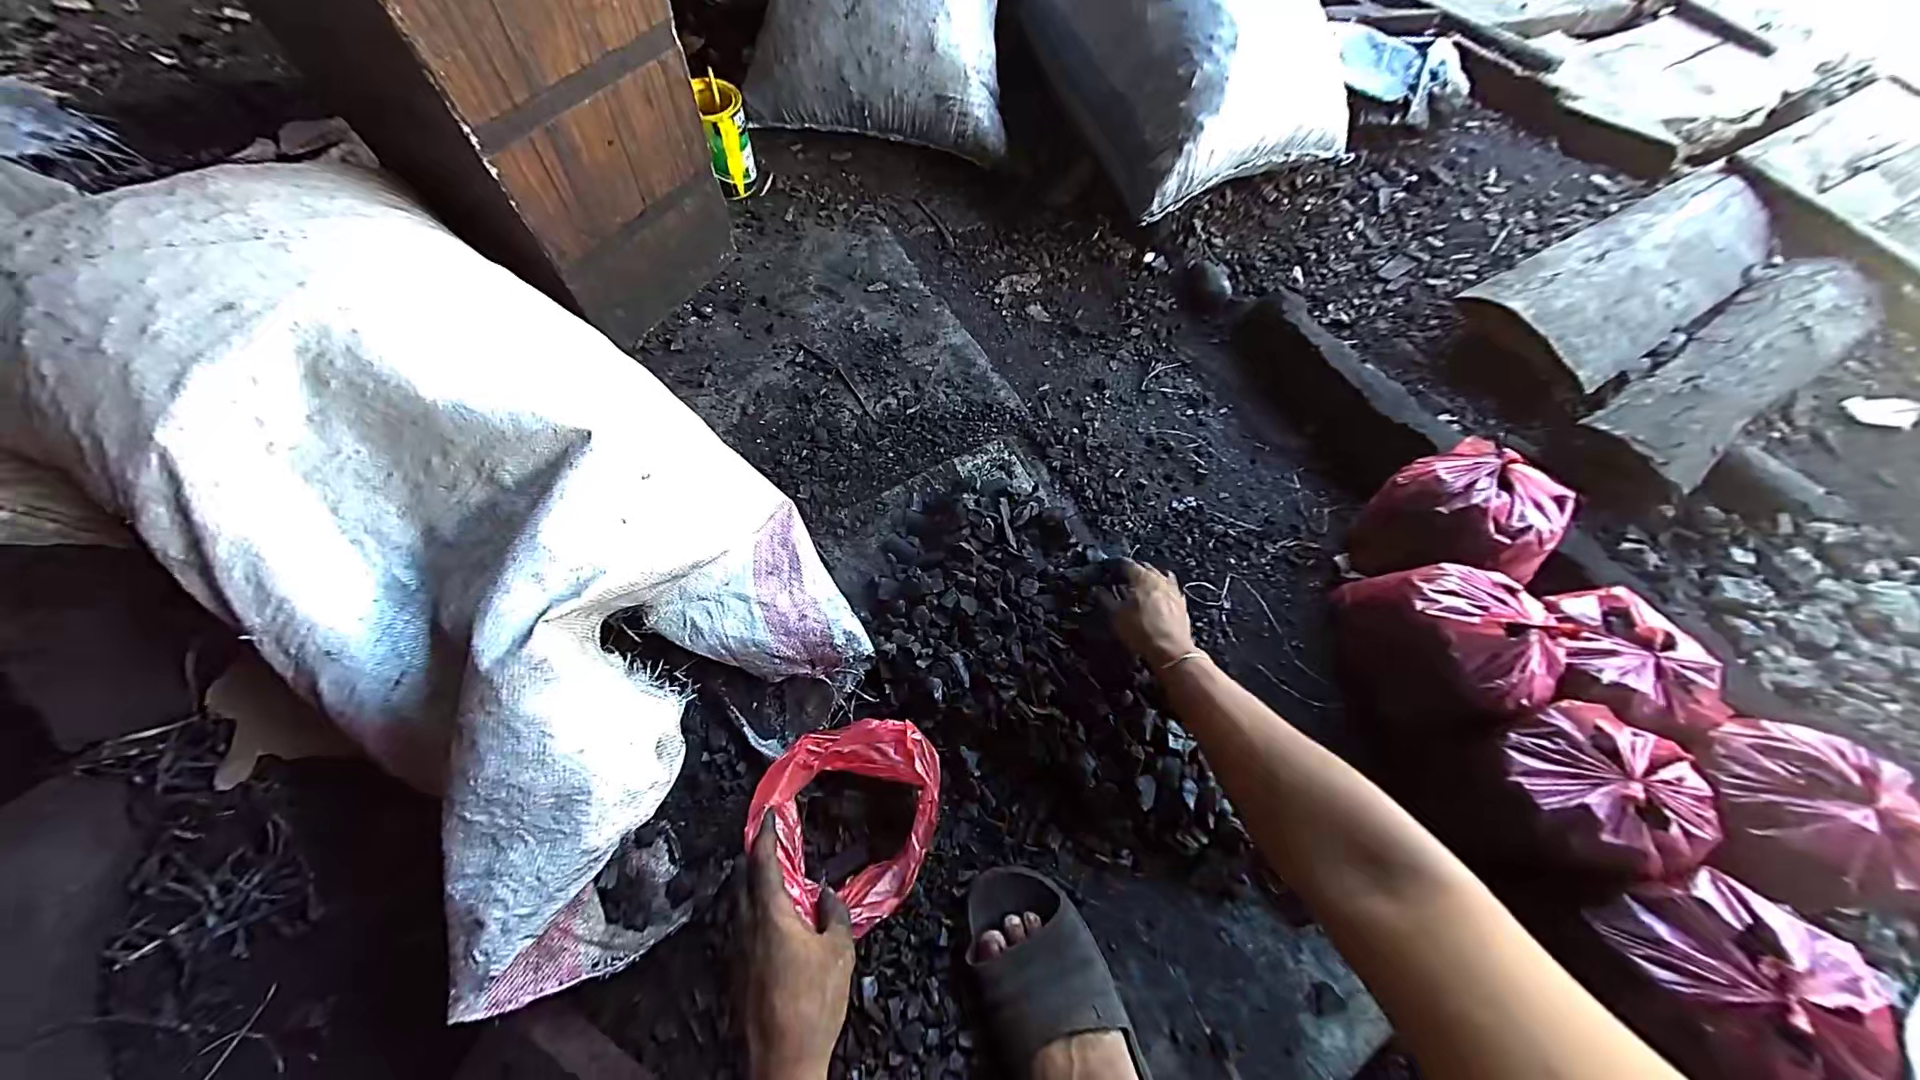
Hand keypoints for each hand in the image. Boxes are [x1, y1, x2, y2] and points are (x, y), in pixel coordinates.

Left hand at [741, 812, 853, 1079]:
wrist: (783, 1062)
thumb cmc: (814, 1004)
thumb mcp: (839, 952)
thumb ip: (834, 913)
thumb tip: (825, 893)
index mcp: (771, 915)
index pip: (762, 862)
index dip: (765, 834)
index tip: (769, 814)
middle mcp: (747, 927)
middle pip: (744, 878)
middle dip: (756, 853)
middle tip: (771, 837)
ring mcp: (738, 950)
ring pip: (741, 901)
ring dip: (755, 880)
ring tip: (774, 870)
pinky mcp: (737, 971)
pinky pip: (743, 923)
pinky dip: (756, 906)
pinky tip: (774, 915)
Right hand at [1104, 559, 1198, 669]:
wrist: (1171, 651)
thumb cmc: (1142, 632)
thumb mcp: (1115, 615)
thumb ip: (1104, 598)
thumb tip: (1098, 589)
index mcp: (1143, 577)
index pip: (1125, 563)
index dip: (1113, 567)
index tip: (1107, 574)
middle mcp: (1160, 579)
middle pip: (1143, 567)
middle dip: (1130, 571)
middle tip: (1119, 581)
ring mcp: (1173, 590)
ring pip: (1158, 576)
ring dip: (1147, 579)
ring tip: (1138, 589)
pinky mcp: (1181, 602)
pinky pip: (1169, 588)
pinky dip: (1159, 589)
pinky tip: (1154, 599)